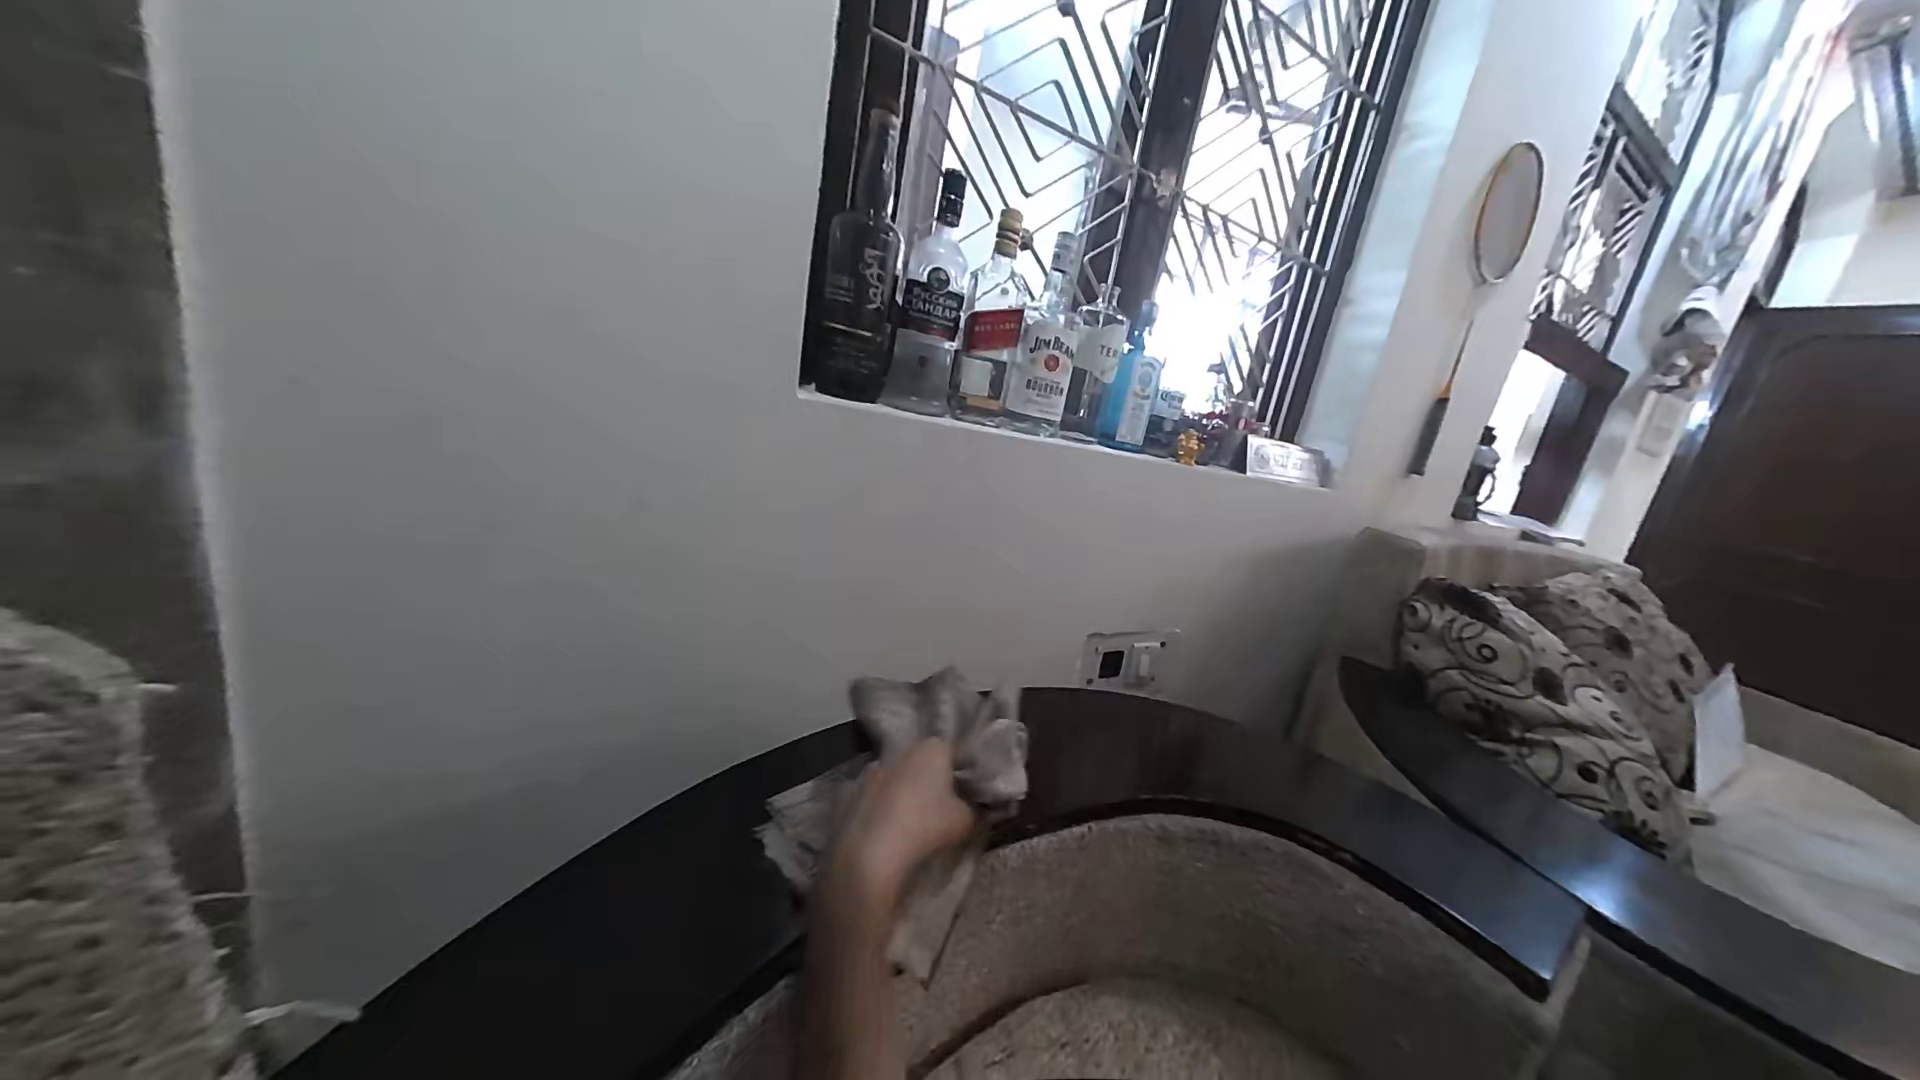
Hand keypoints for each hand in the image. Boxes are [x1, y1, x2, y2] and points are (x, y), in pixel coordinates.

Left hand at [821, 738, 977, 912]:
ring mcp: (869, 770)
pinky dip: (876, 807)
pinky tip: (880, 829)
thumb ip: (978, 810)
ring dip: (902, 791)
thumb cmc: (925, 828)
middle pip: (923, 761)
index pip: (958, 751)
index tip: (972, 789)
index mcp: (932, 749)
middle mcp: (899, 751)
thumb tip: (982, 807)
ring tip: (910, 820)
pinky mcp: (846, 792)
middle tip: (943, 805)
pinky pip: (869, 796)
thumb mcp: (965, 822)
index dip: (967, 770)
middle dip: (933, 778)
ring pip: (894, 777)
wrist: (868, 856)